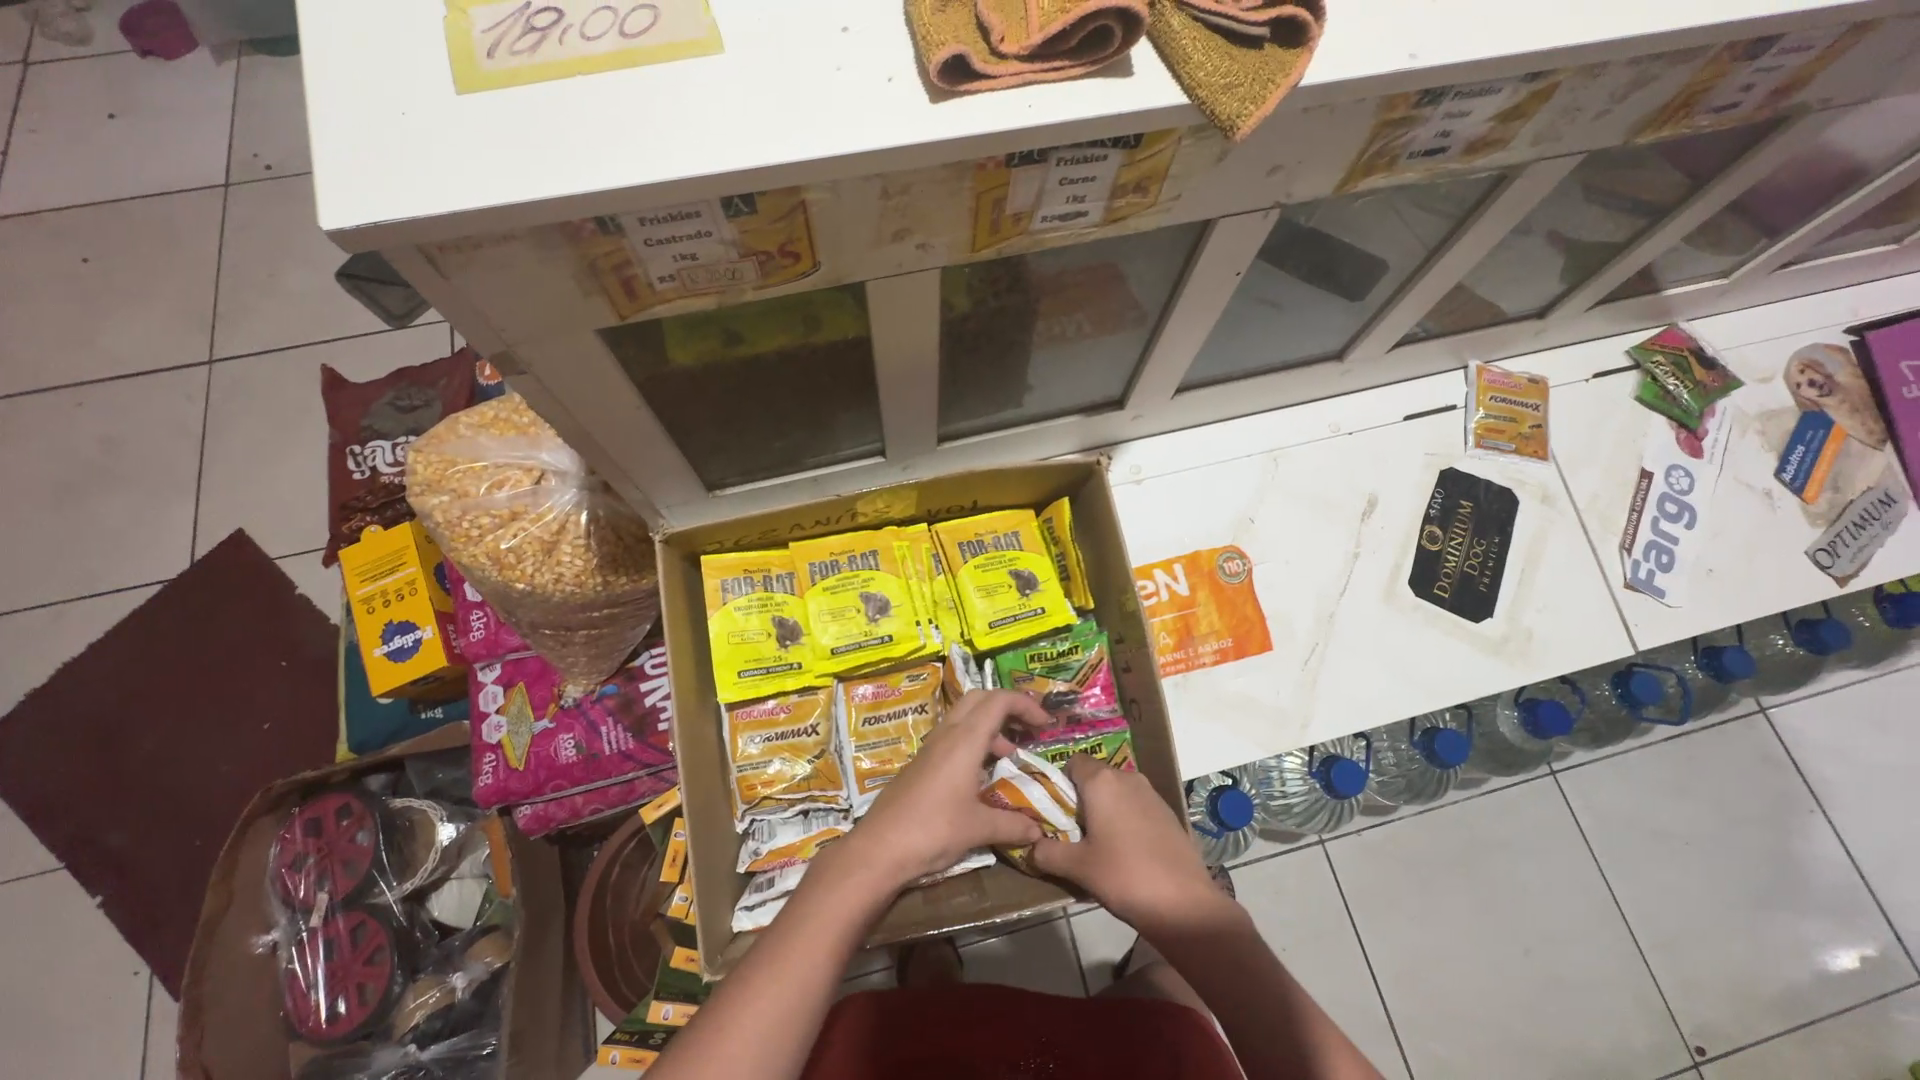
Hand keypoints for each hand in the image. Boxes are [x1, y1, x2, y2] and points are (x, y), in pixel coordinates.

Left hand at [839, 690, 1054, 890]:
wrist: (878, 849)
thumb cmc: (932, 831)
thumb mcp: (978, 829)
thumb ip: (1012, 825)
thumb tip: (1039, 831)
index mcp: (963, 741)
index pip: (998, 701)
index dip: (1026, 705)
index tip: (1046, 724)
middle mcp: (946, 736)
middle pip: (979, 700)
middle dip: (1007, 708)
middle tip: (1027, 730)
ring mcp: (929, 750)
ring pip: (963, 719)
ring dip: (989, 729)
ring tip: (1009, 758)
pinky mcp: (920, 765)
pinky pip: (952, 740)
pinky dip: (973, 745)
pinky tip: (981, 777)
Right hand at [1029, 756, 1221, 931]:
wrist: (1184, 903)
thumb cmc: (1123, 876)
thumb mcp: (1077, 867)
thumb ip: (1047, 852)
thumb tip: (1031, 847)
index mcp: (1102, 781)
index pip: (1072, 762)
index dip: (1059, 783)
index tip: (1053, 811)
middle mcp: (1128, 778)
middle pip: (1095, 777)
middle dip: (1080, 799)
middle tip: (1070, 831)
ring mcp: (1152, 794)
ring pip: (1117, 793)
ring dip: (1104, 811)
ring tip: (1096, 844)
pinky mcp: (1168, 813)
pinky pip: (1136, 807)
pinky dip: (1125, 820)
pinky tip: (1124, 852)